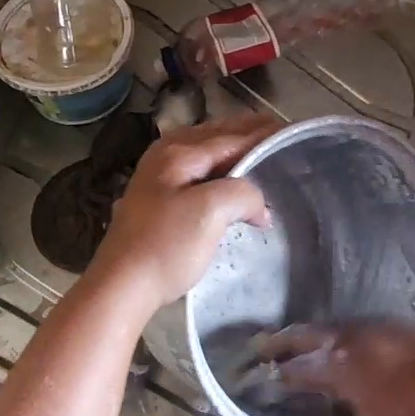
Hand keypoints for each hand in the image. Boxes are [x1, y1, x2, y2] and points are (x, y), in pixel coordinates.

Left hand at [87, 114, 279, 313]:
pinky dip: (219, 170)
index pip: (231, 135)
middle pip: (215, 137)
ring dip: (233, 151)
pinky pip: (197, 173)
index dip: (263, 133)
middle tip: (281, 137)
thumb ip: (242, 192)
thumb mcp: (211, 211)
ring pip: (205, 153)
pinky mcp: (157, 200)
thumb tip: (258, 205)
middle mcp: (166, 156)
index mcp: (178, 152)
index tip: (292, 131)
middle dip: (248, 134)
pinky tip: (230, 183)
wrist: (122, 285)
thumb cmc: (166, 245)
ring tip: (262, 155)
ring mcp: (158, 178)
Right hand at [276, 325, 414, 415]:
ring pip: (332, 329)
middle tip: (264, 345)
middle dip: (284, 342)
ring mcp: (373, 331)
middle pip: (307, 336)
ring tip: (301, 345)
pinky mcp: (395, 329)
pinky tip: (348, 344)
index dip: (278, 374)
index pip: (297, 369)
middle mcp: (348, 341)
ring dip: (312, 336)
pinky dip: (341, 335)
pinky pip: (356, 328)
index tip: (261, 375)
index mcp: (338, 367)